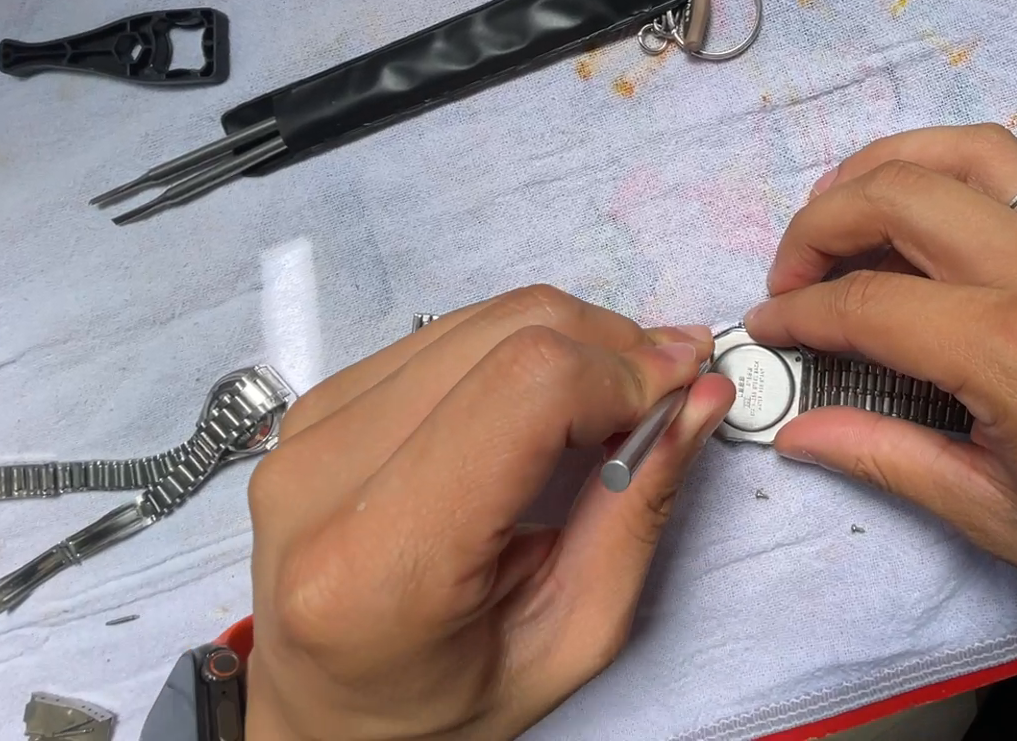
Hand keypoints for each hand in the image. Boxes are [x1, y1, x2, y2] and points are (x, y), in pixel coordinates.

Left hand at [245, 287, 735, 740]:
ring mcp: (316, 423)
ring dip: (578, 341)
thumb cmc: (446, 700)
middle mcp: (327, 474)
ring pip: (492, 316)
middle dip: (616, 347)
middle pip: (515, 335)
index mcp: (383, 565)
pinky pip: (457, 327)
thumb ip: (640, 508)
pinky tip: (553, 394)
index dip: (625, 371)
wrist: (322, 710)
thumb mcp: (571, 636)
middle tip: (664, 390)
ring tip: (614, 394)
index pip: (528, 391)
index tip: (682, 389)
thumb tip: (700, 396)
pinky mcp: (325, 396)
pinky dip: (529, 344)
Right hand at [748, 125, 1016, 738]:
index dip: (799, 313)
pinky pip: (1011, 166)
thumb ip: (883, 456)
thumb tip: (791, 429)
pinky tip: (919, 209)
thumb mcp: (997, 520)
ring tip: (838, 217)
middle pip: (899, 197)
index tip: (764, 332)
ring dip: (878, 168)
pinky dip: (943, 164)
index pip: (870, 303)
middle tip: (789, 280)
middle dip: (818, 226)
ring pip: (958, 152)